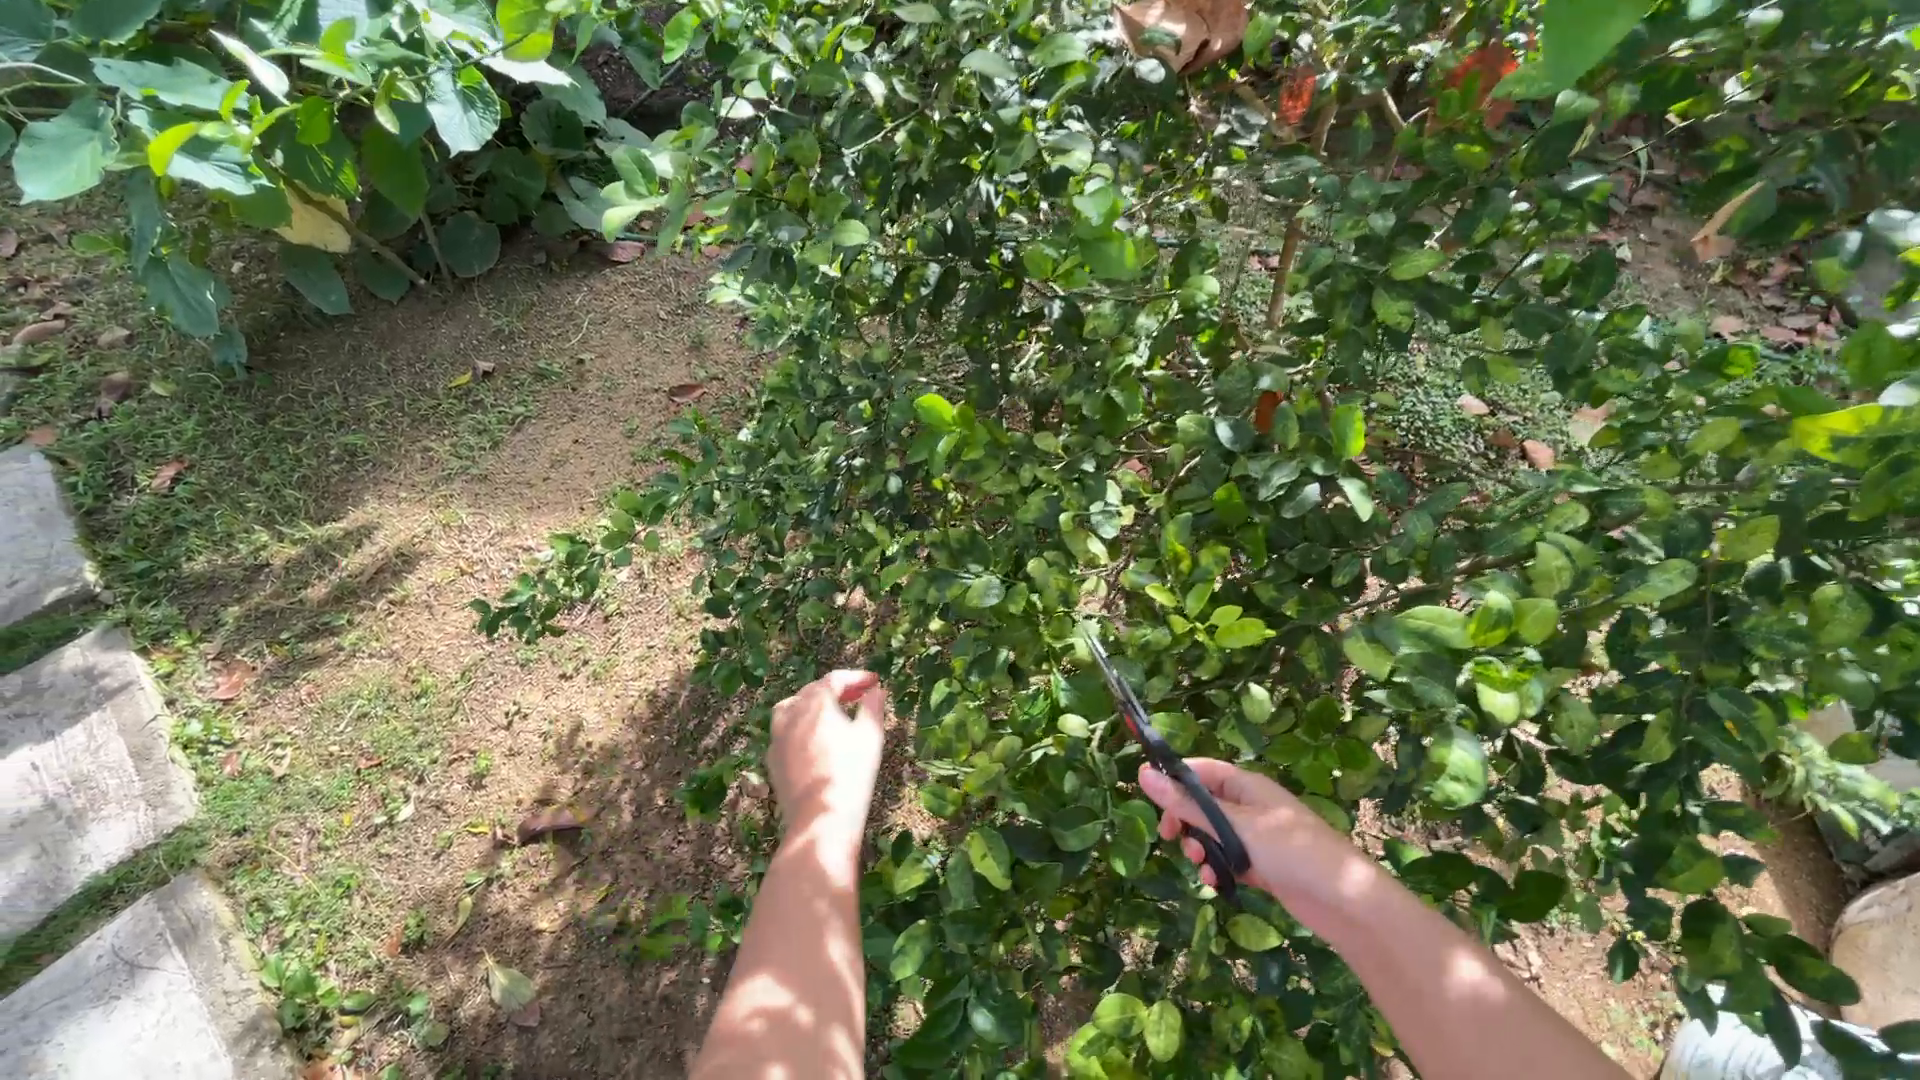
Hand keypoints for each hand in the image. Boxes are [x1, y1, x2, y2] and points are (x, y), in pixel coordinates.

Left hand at [768, 671, 887, 831]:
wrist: (821, 819)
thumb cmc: (852, 773)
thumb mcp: (871, 736)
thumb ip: (873, 707)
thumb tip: (876, 690)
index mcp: (816, 704)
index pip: (835, 679)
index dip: (856, 677)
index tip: (874, 681)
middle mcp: (791, 715)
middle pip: (812, 691)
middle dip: (836, 689)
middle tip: (859, 695)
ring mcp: (777, 738)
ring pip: (791, 708)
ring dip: (811, 704)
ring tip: (829, 713)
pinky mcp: (773, 760)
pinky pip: (784, 733)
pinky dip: (800, 727)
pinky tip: (813, 740)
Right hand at [1138, 758, 1367, 916]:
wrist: (1344, 901)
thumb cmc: (1290, 851)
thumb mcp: (1233, 826)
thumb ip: (1187, 805)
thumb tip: (1142, 774)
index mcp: (1246, 785)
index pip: (1201, 771)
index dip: (1175, 782)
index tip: (1154, 802)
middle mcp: (1250, 806)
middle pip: (1203, 804)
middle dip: (1185, 822)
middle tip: (1172, 840)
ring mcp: (1257, 837)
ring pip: (1213, 835)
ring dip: (1200, 849)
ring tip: (1202, 866)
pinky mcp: (1262, 865)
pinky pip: (1228, 859)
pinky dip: (1218, 869)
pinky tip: (1216, 883)